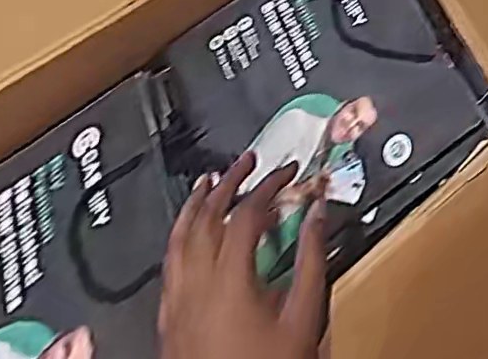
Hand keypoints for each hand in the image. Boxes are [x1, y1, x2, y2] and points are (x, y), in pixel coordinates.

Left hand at [159, 152, 332, 358]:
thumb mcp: (304, 311)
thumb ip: (311, 253)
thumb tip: (318, 208)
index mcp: (228, 283)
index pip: (245, 216)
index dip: (268, 186)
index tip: (290, 171)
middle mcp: (194, 290)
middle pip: (204, 222)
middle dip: (227, 185)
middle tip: (248, 160)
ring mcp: (176, 309)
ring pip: (176, 245)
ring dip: (194, 207)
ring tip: (208, 182)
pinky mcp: (169, 325)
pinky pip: (169, 269)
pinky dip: (181, 239)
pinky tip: (191, 235)